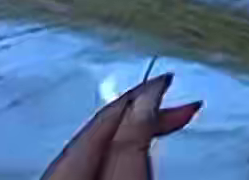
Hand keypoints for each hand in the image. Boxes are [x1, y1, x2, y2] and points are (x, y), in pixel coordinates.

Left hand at [41, 74, 200, 179]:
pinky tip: (139, 154)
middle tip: (187, 109)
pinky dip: (121, 157)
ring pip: (93, 158)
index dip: (136, 98)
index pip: (97, 125)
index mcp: (61, 176)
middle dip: (142, 119)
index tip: (172, 78)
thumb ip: (134, 140)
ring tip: (172, 126)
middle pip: (93, 142)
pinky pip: (91, 172)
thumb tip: (149, 93)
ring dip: (135, 136)